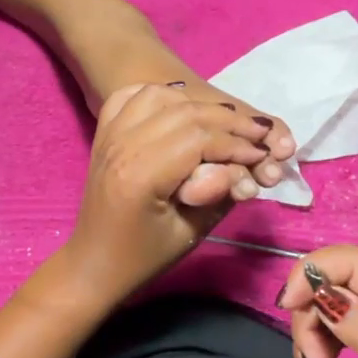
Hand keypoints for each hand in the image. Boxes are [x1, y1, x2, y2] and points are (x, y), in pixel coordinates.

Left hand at [58, 83, 277, 305]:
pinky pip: (133, 95)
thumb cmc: (144, 255)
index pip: (200, 137)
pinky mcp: (104, 131)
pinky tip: (181, 110)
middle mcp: (121, 145)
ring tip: (225, 124)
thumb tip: (245, 164)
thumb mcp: (190, 231)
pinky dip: (162, 96)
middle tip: (258, 135)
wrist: (95, 262)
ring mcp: (109, 134)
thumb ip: (220, 192)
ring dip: (197, 104)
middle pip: (185, 111)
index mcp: (140, 174)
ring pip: (161, 95)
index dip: (237, 143)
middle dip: (229, 121)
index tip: (262, 155)